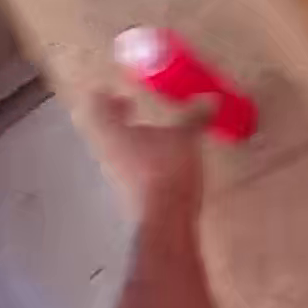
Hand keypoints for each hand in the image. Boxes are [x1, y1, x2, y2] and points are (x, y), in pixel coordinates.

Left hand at [82, 91, 211, 220]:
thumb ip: (194, 118)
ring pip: (115, 150)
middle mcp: (107, 151)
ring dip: (128, 139)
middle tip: (128, 106)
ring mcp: (116, 175)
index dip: (104, 95)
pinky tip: (159, 162)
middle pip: (103, 129)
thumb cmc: (167, 168)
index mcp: (112, 131)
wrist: (165, 217)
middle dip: (117, 117)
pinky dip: (140, 159)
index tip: (113, 90)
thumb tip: (211, 99)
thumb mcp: (185, 138)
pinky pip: (129, 169)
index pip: (96, 105)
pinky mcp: (130, 194)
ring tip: (148, 134)